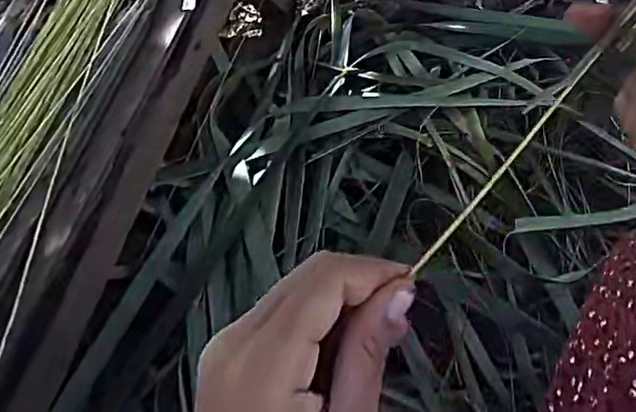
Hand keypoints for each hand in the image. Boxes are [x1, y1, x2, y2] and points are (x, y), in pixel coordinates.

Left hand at [196, 252, 414, 411]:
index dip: (375, 271)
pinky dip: (317, 314)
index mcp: (260, 363)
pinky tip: (338, 348)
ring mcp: (224, 347)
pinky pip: (281, 309)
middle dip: (360, 281)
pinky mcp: (226, 355)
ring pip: (298, 285)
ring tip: (373, 333)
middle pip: (311, 274)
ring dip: (341, 297)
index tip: (411, 284)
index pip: (327, 279)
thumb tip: (400, 291)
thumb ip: (367, 352)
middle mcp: (234, 342)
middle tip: (398, 307)